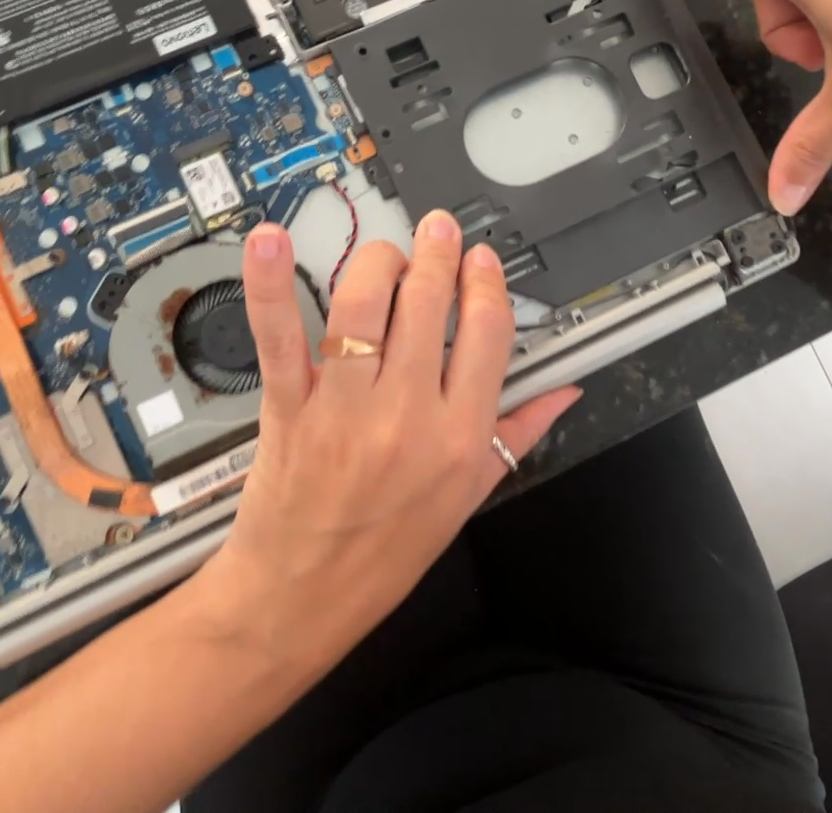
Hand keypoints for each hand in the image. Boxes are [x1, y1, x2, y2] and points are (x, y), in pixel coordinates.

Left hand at [210, 212, 580, 650]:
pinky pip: (280, 338)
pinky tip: (266, 243)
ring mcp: (345, 409)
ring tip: (391, 251)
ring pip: (365, 306)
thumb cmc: (387, 552)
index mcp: (460, 438)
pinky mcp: (289, 407)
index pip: (488, 335)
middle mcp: (407, 416)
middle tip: (439, 232)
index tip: (481, 263)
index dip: (487, 285)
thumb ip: (518, 434)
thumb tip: (564, 391)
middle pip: (430, 305)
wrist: (302, 599)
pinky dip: (269, 286)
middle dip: (438, 254)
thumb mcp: (469, 498)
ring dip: (381, 261)